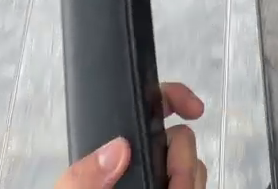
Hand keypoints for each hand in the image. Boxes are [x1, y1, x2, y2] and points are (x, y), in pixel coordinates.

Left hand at [55, 82, 207, 188]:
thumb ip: (82, 178)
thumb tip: (118, 148)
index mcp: (111, 159)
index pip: (146, 111)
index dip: (173, 98)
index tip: (195, 109)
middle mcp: (137, 169)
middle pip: (179, 139)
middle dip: (185, 159)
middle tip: (177, 186)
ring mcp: (157, 185)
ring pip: (192, 168)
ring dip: (190, 181)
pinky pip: (194, 186)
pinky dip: (192, 188)